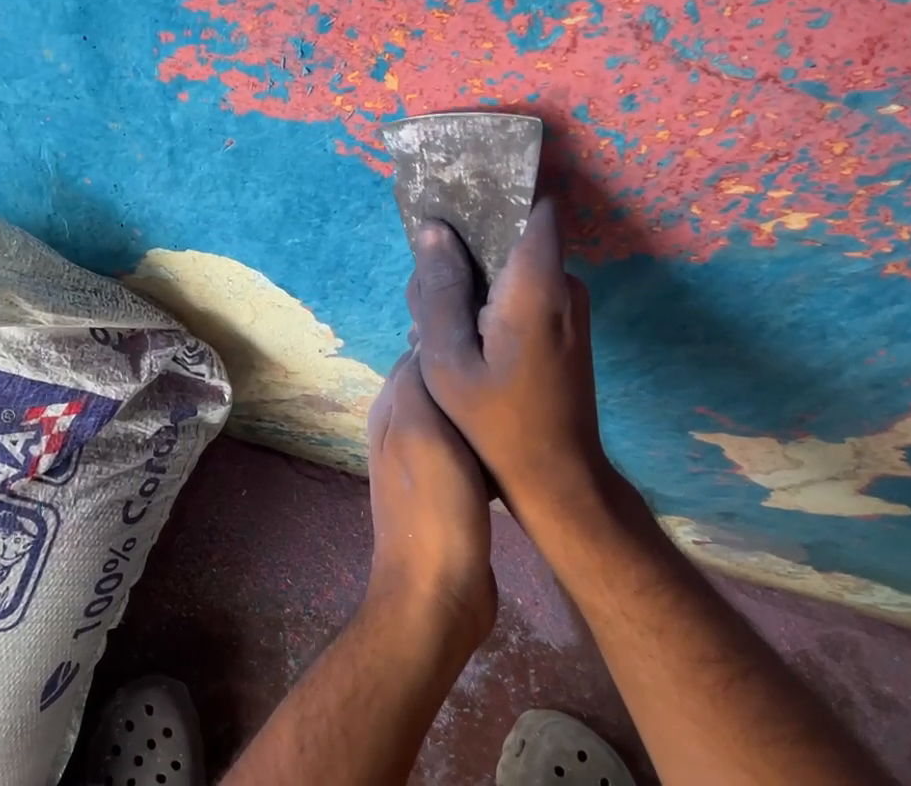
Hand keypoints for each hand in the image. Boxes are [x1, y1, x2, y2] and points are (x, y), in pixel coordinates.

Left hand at [364, 353, 495, 642]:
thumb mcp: (422, 432)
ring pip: (455, 412)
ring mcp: (422, 461)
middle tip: (516, 350)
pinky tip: (513, 435)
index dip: (453, 334)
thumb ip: (418, 384)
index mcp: (390, 410)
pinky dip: (487, 433)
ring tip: (520, 383)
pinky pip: (469, 445)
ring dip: (480, 399)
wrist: (438, 591)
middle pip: (438, 381)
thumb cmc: (434, 508)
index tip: (494, 319)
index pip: (421, 354)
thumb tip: (425, 341)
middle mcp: (399, 429)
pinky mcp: (447, 489)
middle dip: (469, 364)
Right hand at [408, 199, 615, 519]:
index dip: (494, 188)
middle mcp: (561, 284)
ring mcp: (566, 304)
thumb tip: (431, 228)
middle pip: (505, 236)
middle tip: (423, 305)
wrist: (555, 476)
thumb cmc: (495, 422)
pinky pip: (514, 289)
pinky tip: (455, 344)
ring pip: (504, 265)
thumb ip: (438, 289)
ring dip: (466, 285)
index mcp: (536, 286)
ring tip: (435, 333)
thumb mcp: (448, 358)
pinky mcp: (561, 323)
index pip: (532, 203)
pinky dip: (482, 303)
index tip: (450, 194)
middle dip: (459, 252)